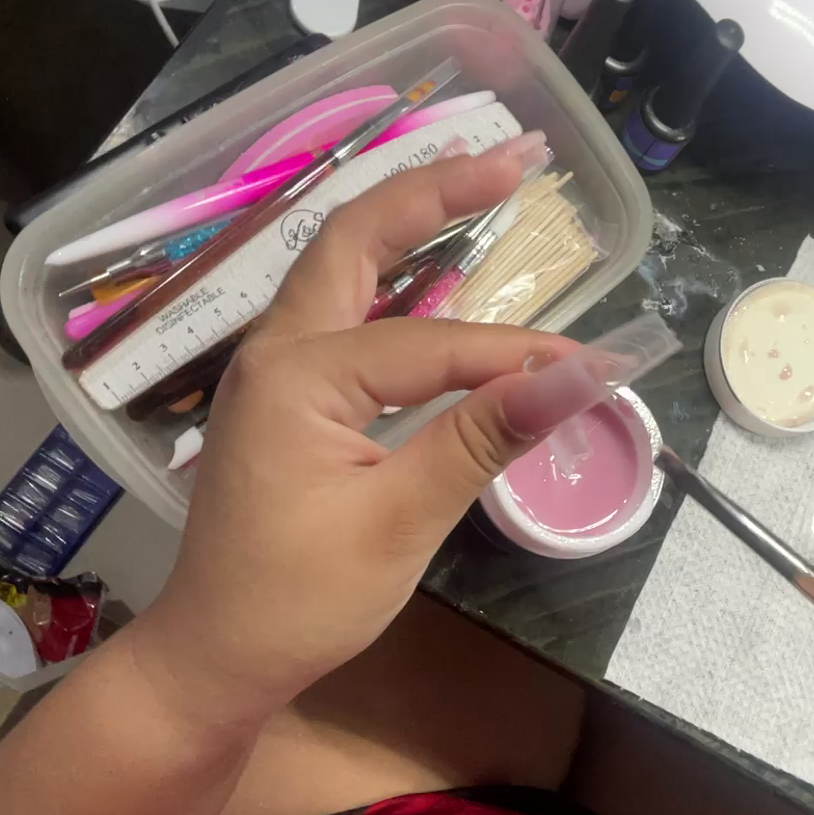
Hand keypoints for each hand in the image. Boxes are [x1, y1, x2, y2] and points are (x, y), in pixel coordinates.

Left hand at [123, 132, 575, 724]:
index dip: (519, 355)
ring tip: (476, 188)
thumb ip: (482, 438)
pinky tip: (427, 277)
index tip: (595, 365)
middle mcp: (277, 350)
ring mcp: (273, 370)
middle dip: (436, 192)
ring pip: (341, 270)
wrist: (217, 655)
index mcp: (299, 374)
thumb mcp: (401, 521)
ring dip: (406, 222)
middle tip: (514, 159)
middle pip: (356, 238)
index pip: (434, 344)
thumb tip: (575, 377)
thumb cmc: (301, 600)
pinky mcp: (284, 399)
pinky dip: (390, 284)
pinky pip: (342, 318)